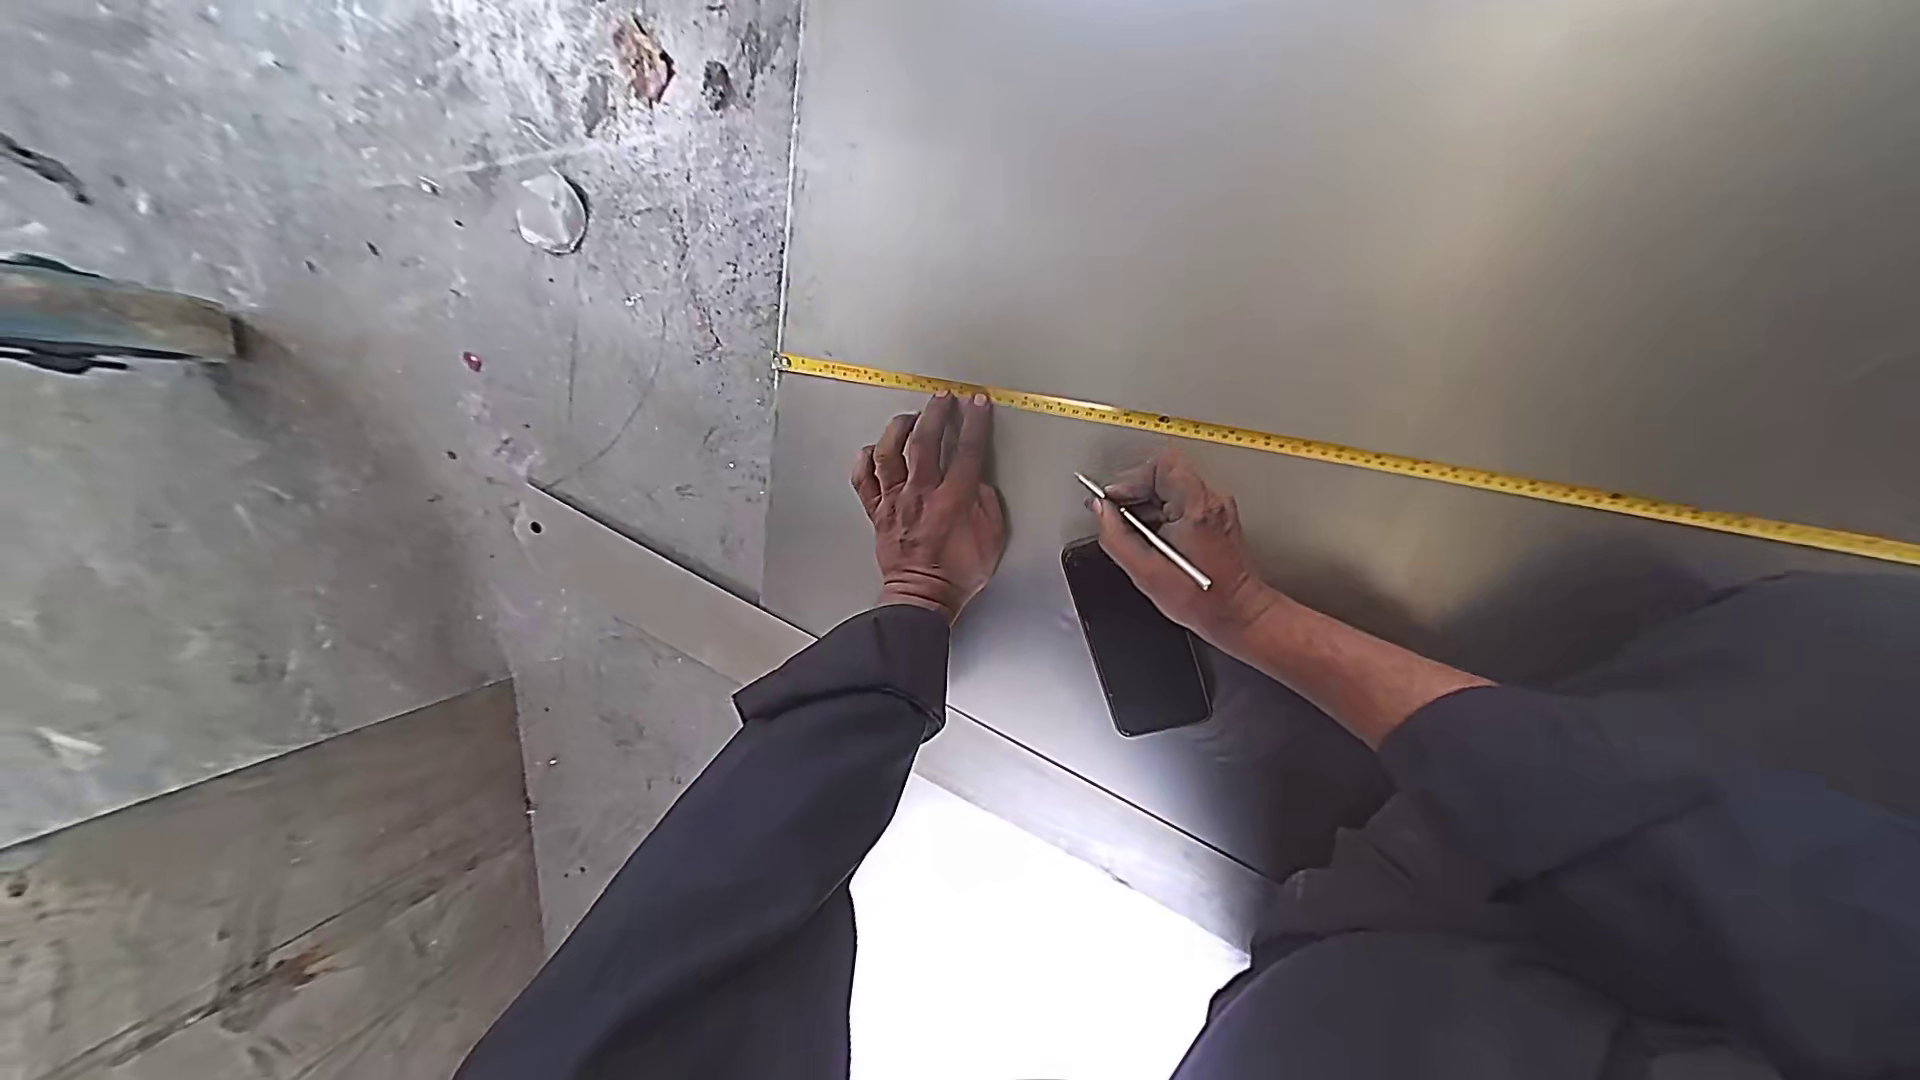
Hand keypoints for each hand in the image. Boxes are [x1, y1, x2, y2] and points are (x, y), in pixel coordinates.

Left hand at [852, 391, 1006, 622]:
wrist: (923, 596)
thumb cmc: (955, 574)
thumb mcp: (992, 539)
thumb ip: (988, 504)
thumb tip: (979, 482)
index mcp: (953, 500)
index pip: (966, 449)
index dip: (974, 422)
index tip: (977, 404)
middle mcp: (921, 495)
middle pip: (925, 441)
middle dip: (936, 413)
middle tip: (942, 398)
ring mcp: (895, 502)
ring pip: (889, 453)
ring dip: (899, 428)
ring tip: (909, 416)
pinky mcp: (878, 512)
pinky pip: (864, 480)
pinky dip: (865, 461)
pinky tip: (871, 450)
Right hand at [1090, 451, 1280, 644]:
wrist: (1237, 615)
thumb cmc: (1201, 600)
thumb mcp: (1143, 571)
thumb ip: (1115, 536)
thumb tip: (1100, 511)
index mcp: (1196, 509)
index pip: (1161, 466)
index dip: (1129, 478)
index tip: (1111, 498)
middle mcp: (1211, 502)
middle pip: (1164, 474)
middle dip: (1133, 491)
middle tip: (1114, 511)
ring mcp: (1216, 508)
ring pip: (1169, 487)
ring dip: (1145, 503)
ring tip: (1132, 529)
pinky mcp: (1215, 517)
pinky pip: (1179, 501)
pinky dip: (1158, 512)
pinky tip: (1150, 536)